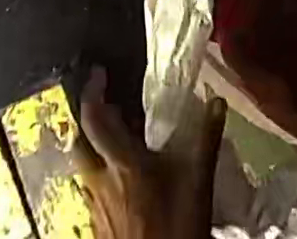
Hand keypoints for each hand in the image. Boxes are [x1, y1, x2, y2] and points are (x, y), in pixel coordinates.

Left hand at [72, 68, 226, 238]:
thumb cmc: (178, 227)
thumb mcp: (197, 180)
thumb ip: (204, 137)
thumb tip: (216, 100)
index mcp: (120, 162)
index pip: (92, 117)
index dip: (91, 91)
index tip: (99, 74)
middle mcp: (100, 179)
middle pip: (80, 140)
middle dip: (90, 120)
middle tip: (110, 109)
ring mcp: (95, 205)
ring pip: (84, 165)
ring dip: (95, 148)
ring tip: (118, 142)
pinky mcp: (97, 227)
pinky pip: (91, 190)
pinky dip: (101, 174)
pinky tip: (122, 181)